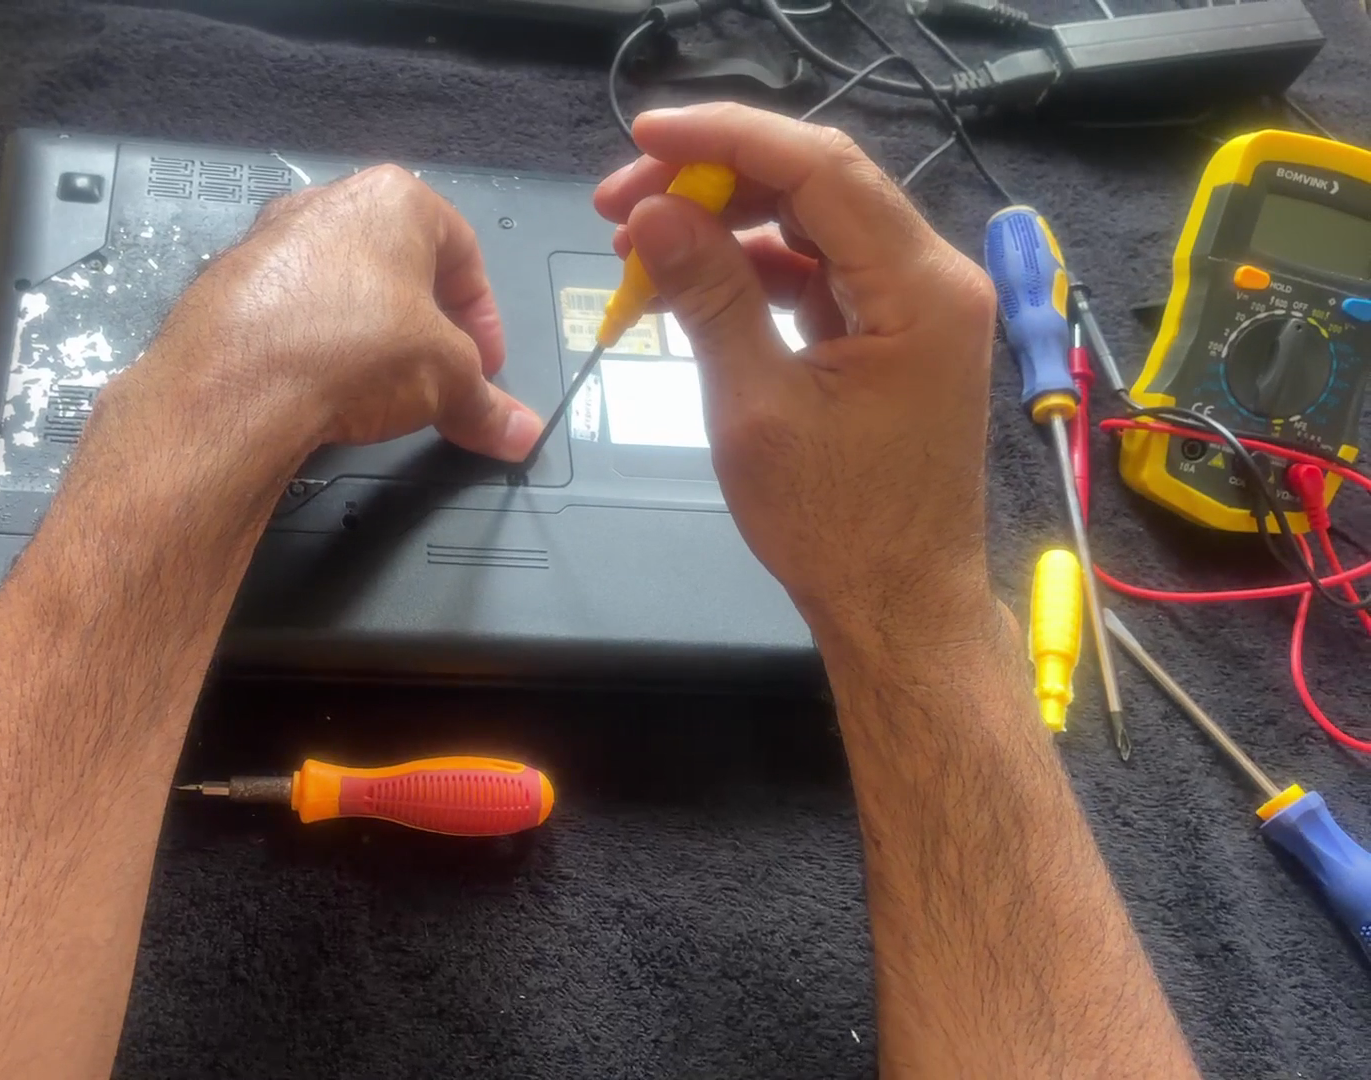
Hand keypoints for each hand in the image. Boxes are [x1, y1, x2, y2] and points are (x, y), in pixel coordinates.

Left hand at [149, 165, 542, 461]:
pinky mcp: (227, 288)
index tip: (485, 366)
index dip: (484, 318)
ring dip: (369, 334)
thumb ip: (488, 405)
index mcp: (394, 200)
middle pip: (400, 267)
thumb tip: (523, 434)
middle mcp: (327, 205)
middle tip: (436, 376)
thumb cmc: (356, 350)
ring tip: (377, 387)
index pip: (464, 253)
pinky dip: (316, 346)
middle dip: (427, 326)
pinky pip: (291, 313)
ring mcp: (269, 242)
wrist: (236, 384)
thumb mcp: (444, 380)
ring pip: (341, 287)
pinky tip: (320, 387)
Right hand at [596, 104, 998, 645]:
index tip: (643, 137)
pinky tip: (688, 289)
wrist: (890, 599)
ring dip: (720, 233)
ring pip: (805, 234)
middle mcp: (924, 279)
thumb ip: (709, 300)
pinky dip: (746, 279)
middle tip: (617, 207)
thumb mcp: (753, 406)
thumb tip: (651, 217)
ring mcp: (904, 310)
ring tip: (637, 250)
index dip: (725, 140)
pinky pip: (808, 282)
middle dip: (710, 187)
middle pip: (812, 191)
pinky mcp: (880, 340)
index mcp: (914, 288)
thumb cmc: (827, 520)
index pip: (818, 170)